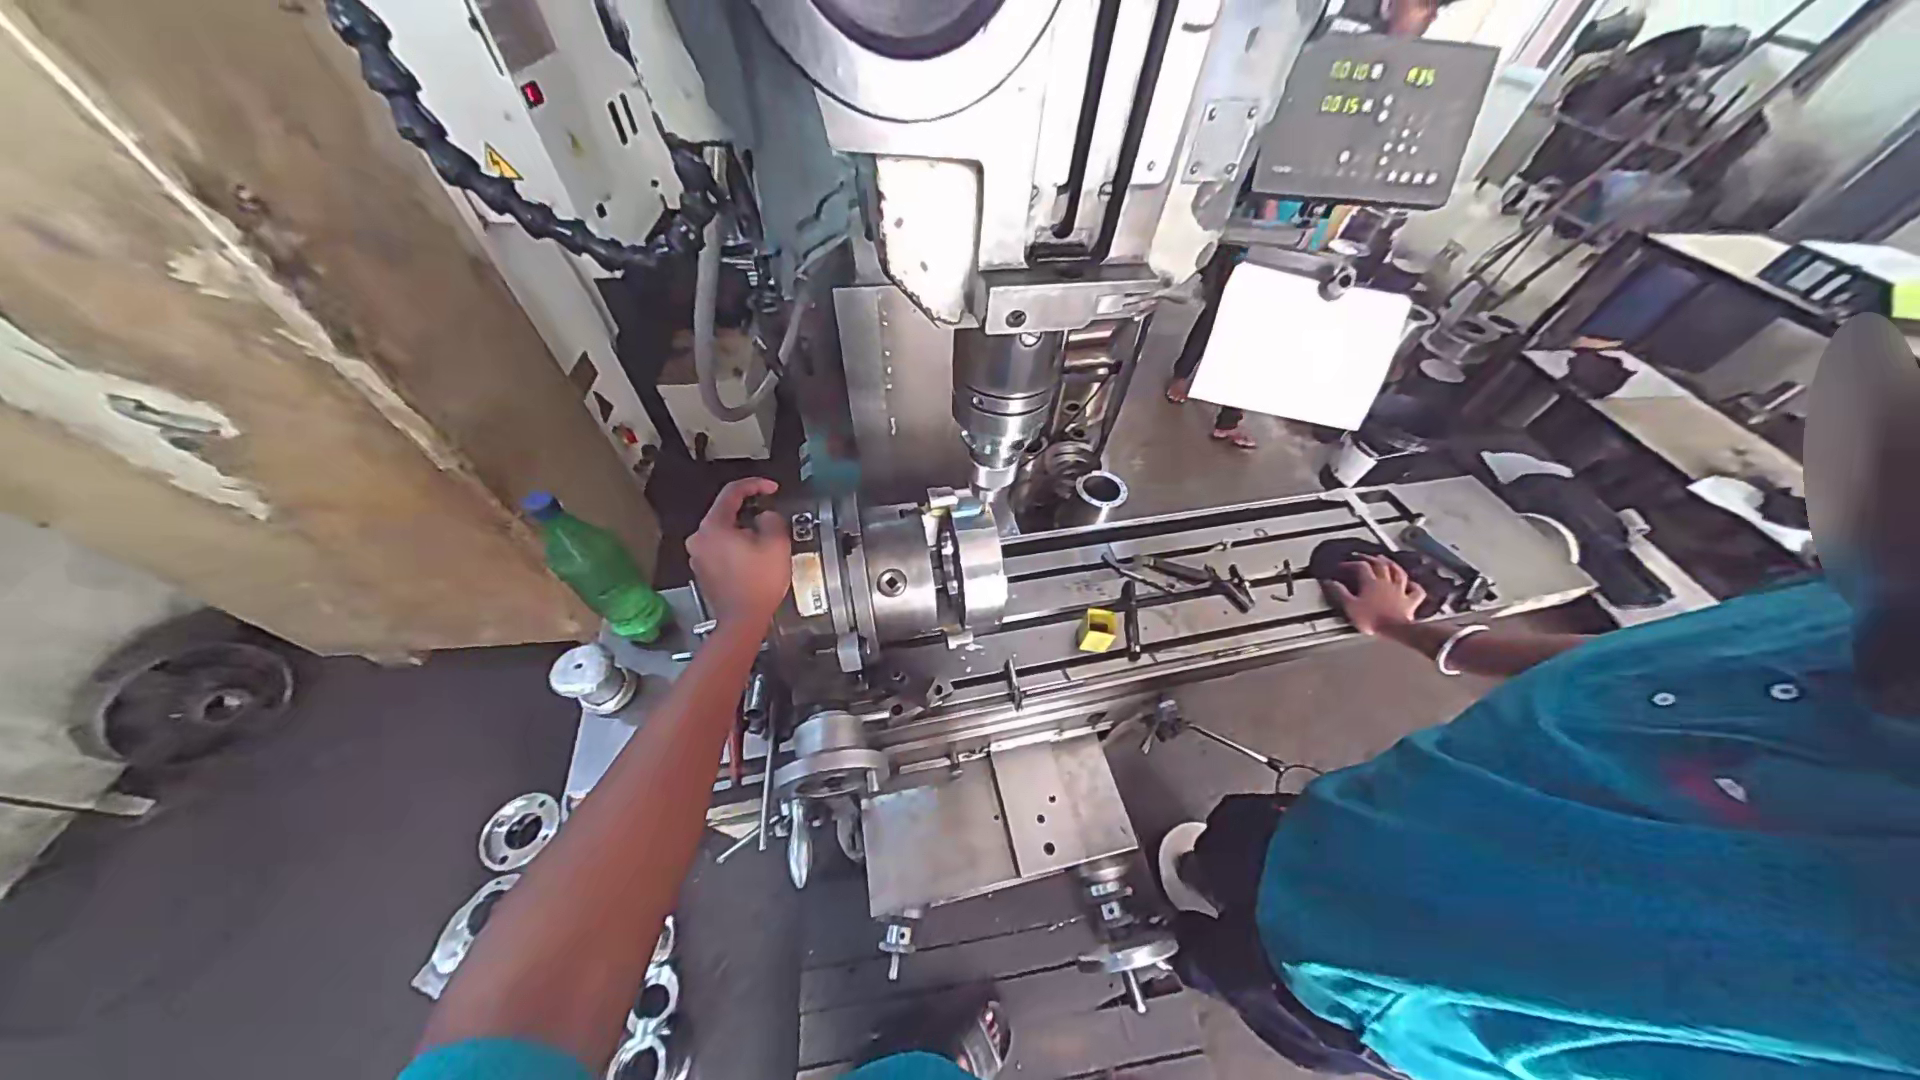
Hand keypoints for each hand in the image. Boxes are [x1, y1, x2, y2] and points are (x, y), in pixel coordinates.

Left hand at [686, 478, 790, 629]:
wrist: (743, 620)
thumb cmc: (759, 583)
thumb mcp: (777, 544)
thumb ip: (772, 519)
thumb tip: (765, 517)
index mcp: (713, 527)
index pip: (732, 492)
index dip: (755, 484)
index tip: (771, 488)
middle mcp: (699, 538)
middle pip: (726, 513)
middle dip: (750, 513)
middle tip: (771, 521)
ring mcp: (698, 556)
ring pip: (724, 532)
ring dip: (743, 532)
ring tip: (765, 545)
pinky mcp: (702, 570)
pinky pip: (720, 549)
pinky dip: (736, 548)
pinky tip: (753, 560)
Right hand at [1325, 554, 1424, 635]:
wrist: (1395, 630)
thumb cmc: (1371, 618)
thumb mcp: (1349, 606)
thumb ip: (1339, 592)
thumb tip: (1329, 581)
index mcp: (1371, 583)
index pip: (1361, 566)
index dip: (1351, 563)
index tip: (1343, 565)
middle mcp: (1386, 582)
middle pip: (1380, 565)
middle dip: (1371, 558)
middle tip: (1363, 556)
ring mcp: (1400, 591)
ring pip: (1398, 572)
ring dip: (1392, 564)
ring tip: (1385, 559)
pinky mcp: (1411, 601)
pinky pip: (1416, 590)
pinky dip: (1414, 585)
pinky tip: (1411, 583)